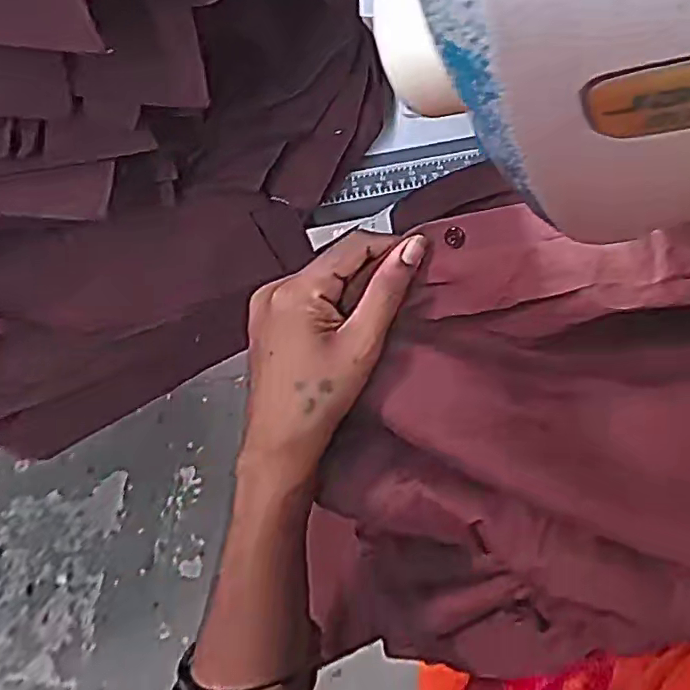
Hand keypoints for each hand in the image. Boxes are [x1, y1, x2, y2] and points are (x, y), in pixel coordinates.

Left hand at [239, 230, 427, 482]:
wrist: (280, 445)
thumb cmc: (318, 401)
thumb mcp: (363, 340)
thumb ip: (388, 288)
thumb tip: (411, 248)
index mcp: (294, 290)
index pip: (353, 244)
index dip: (391, 245)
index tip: (419, 254)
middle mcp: (275, 289)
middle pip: (339, 258)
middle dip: (376, 267)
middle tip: (406, 287)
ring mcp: (269, 303)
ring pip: (329, 274)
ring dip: (359, 284)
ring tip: (380, 310)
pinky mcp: (272, 316)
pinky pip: (315, 291)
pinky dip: (340, 298)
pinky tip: (354, 321)